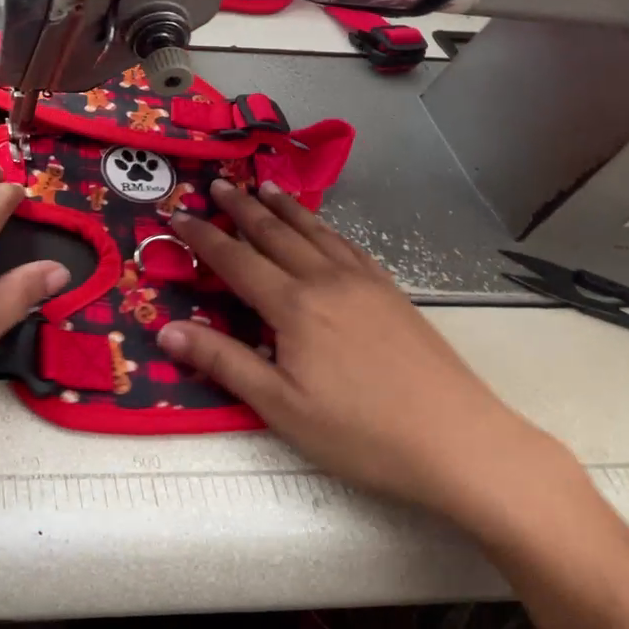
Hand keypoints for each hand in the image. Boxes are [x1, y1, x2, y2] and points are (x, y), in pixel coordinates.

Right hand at [159, 180, 567, 521]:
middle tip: (219, 185)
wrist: (462, 444)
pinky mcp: (394, 295)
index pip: (236, 260)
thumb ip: (223, 362)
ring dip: (285, 208)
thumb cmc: (363, 433)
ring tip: (265, 187)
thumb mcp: (281, 407)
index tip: (177, 215)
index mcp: (294, 306)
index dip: (204, 237)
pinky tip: (324, 229)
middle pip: (275, 234)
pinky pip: (350, 247)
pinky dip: (327, 228)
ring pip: (315, 232)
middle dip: (242, 208)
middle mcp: (326, 281)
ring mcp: (365, 284)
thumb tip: (166, 330)